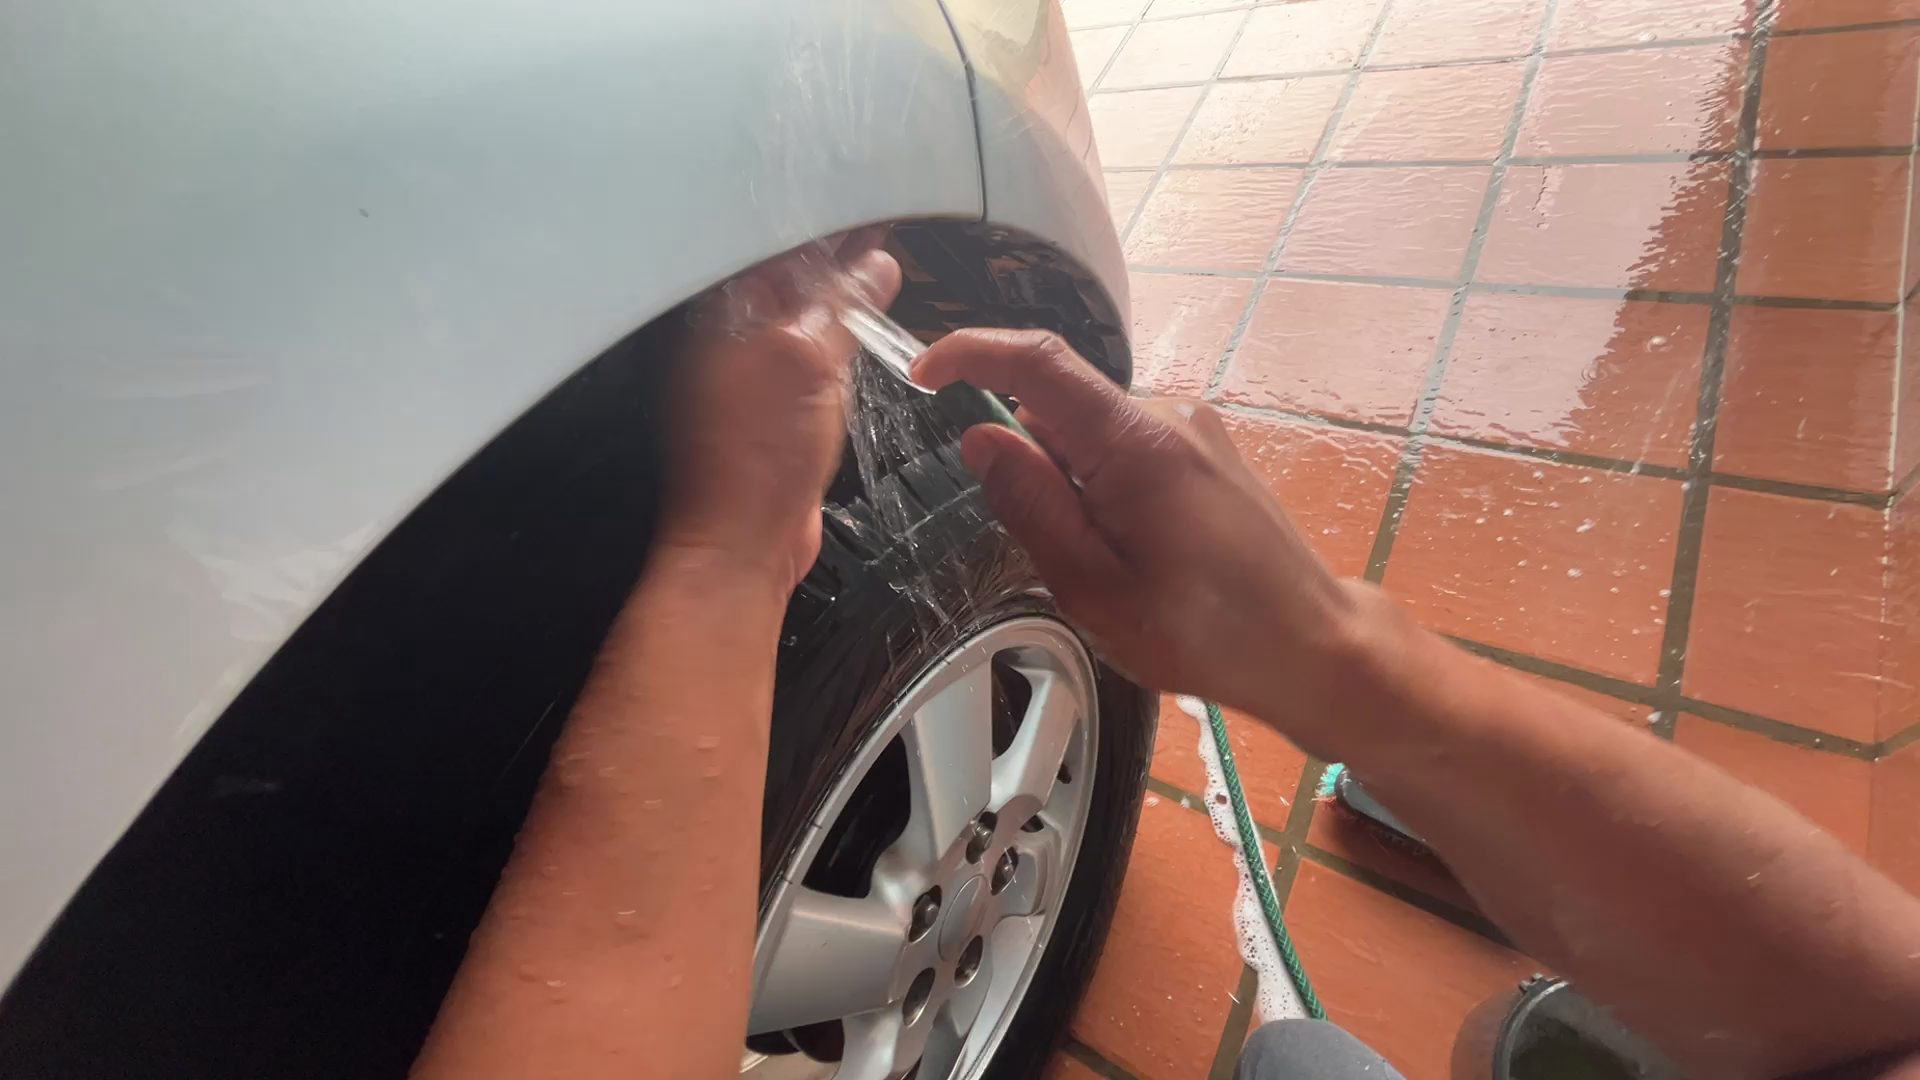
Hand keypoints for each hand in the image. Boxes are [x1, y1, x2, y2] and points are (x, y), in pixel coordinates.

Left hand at [662, 233, 901, 592]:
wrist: (747, 542)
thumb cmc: (757, 460)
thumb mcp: (802, 365)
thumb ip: (838, 311)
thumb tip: (873, 269)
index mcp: (727, 316)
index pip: (777, 247)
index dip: (822, 222)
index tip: (861, 200)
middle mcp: (737, 340)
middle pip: (792, 279)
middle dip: (837, 251)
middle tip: (879, 221)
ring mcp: (757, 376)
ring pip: (806, 318)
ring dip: (843, 292)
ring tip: (878, 260)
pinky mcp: (778, 409)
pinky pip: (814, 358)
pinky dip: (840, 337)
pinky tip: (862, 324)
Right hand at [911, 329, 1363, 736]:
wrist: (1311, 645)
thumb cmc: (1203, 631)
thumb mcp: (1093, 585)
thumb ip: (1031, 504)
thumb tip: (982, 437)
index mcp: (1136, 443)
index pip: (1039, 363)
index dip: (972, 354)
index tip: (924, 374)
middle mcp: (1168, 416)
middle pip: (1061, 408)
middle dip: (1032, 465)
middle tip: (1058, 549)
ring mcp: (1194, 430)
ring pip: (1090, 435)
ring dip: (1071, 485)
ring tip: (1111, 562)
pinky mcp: (1205, 451)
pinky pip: (1125, 449)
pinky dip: (1103, 487)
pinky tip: (1138, 548)